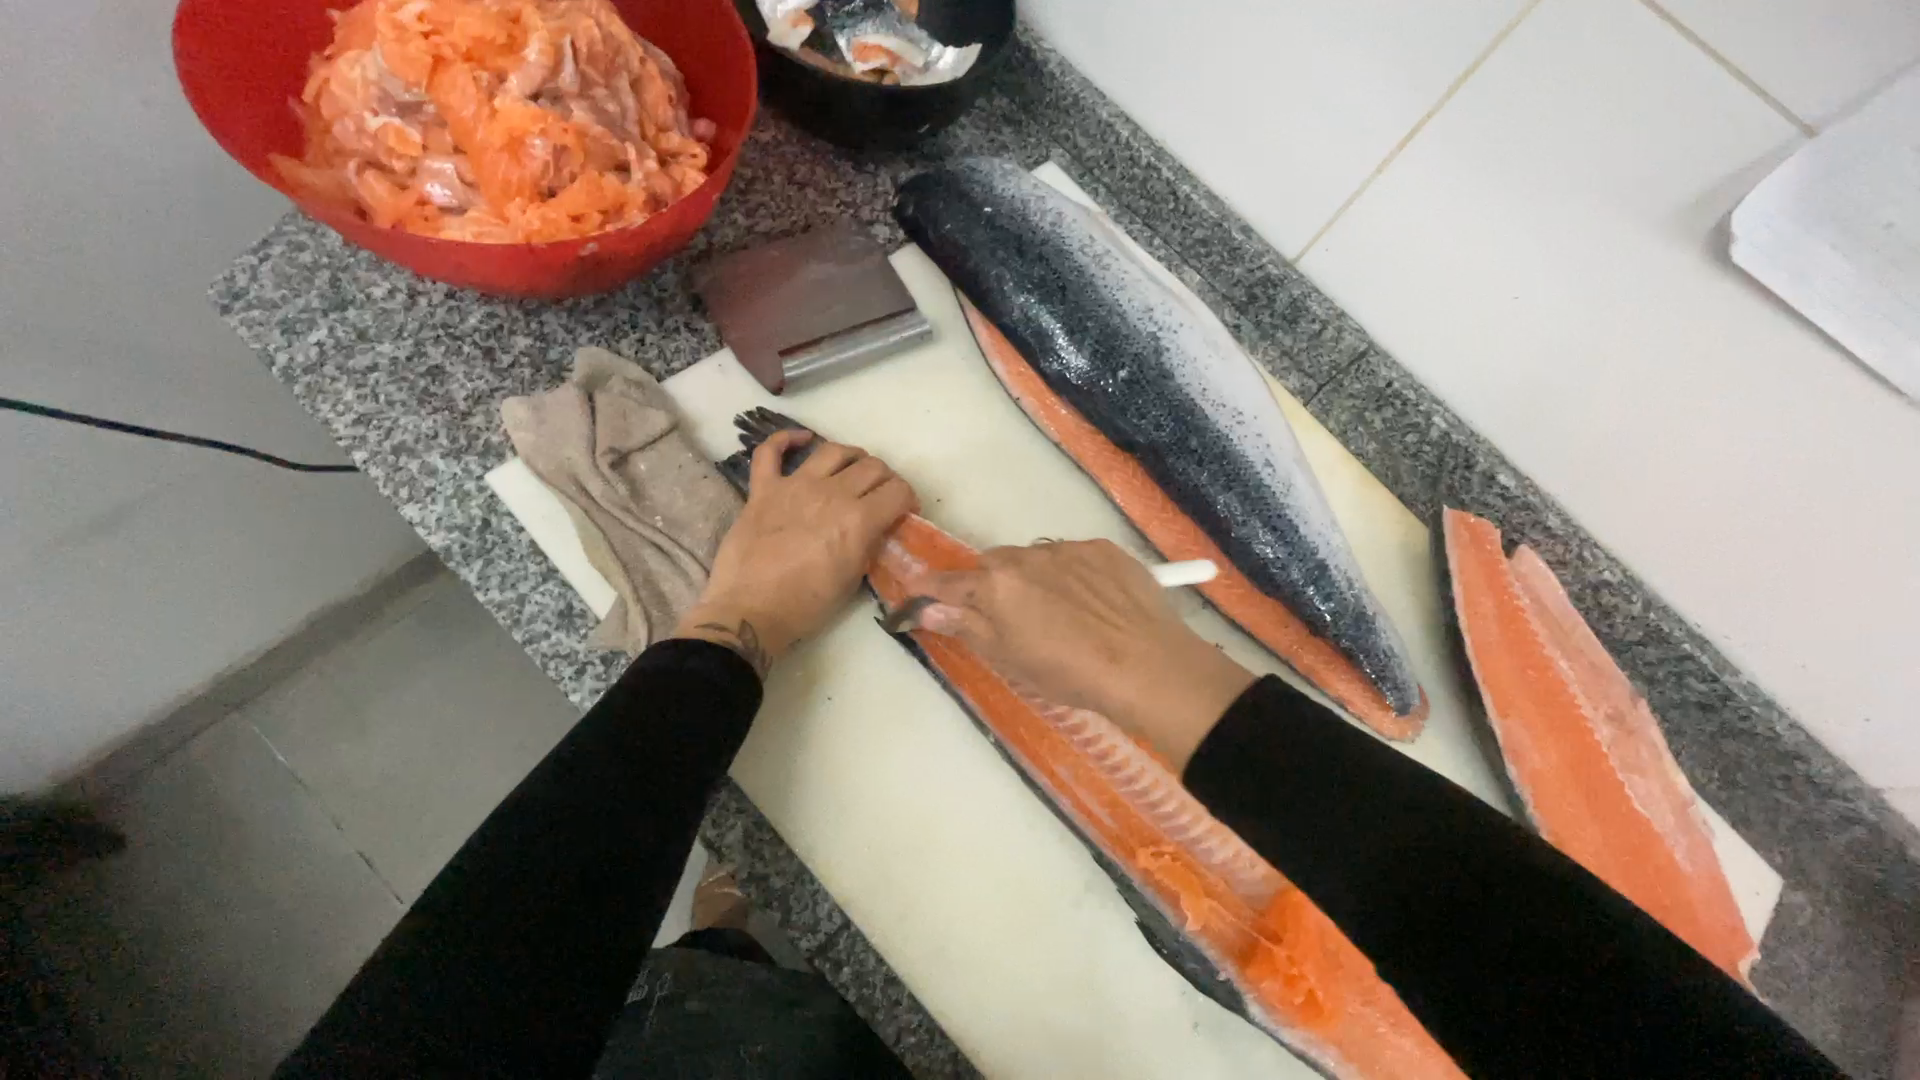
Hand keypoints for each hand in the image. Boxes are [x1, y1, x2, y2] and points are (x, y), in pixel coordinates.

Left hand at [676, 430, 916, 675]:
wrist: (750, 611)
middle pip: (871, 467)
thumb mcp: (852, 580)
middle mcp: (830, 493)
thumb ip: (868, 546)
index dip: (908, 499)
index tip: (905, 512)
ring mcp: (794, 486)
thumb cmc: (806, 605)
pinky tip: (800, 440)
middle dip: (885, 479)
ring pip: (832, 450)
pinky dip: (786, 440)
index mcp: (858, 520)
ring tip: (853, 467)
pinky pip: (770, 452)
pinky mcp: (763, 489)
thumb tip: (876, 529)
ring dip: (851, 456)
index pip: (898, 491)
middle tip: (881, 496)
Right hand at [913, 540, 1254, 768]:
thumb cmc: (1070, 673)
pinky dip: (1069, 573)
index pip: (949, 583)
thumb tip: (927, 610)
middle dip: (989, 586)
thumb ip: (966, 628)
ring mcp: (1067, 549)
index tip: (918, 593)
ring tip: (1056, 612)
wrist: (1147, 665)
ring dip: (1031, 577)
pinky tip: (1089, 602)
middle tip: (1006, 618)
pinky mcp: (1102, 548)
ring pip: (1032, 558)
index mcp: (996, 586)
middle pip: (992, 565)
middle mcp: (1026, 557)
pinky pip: (1071, 556)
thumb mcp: (1010, 659)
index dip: (930, 589)